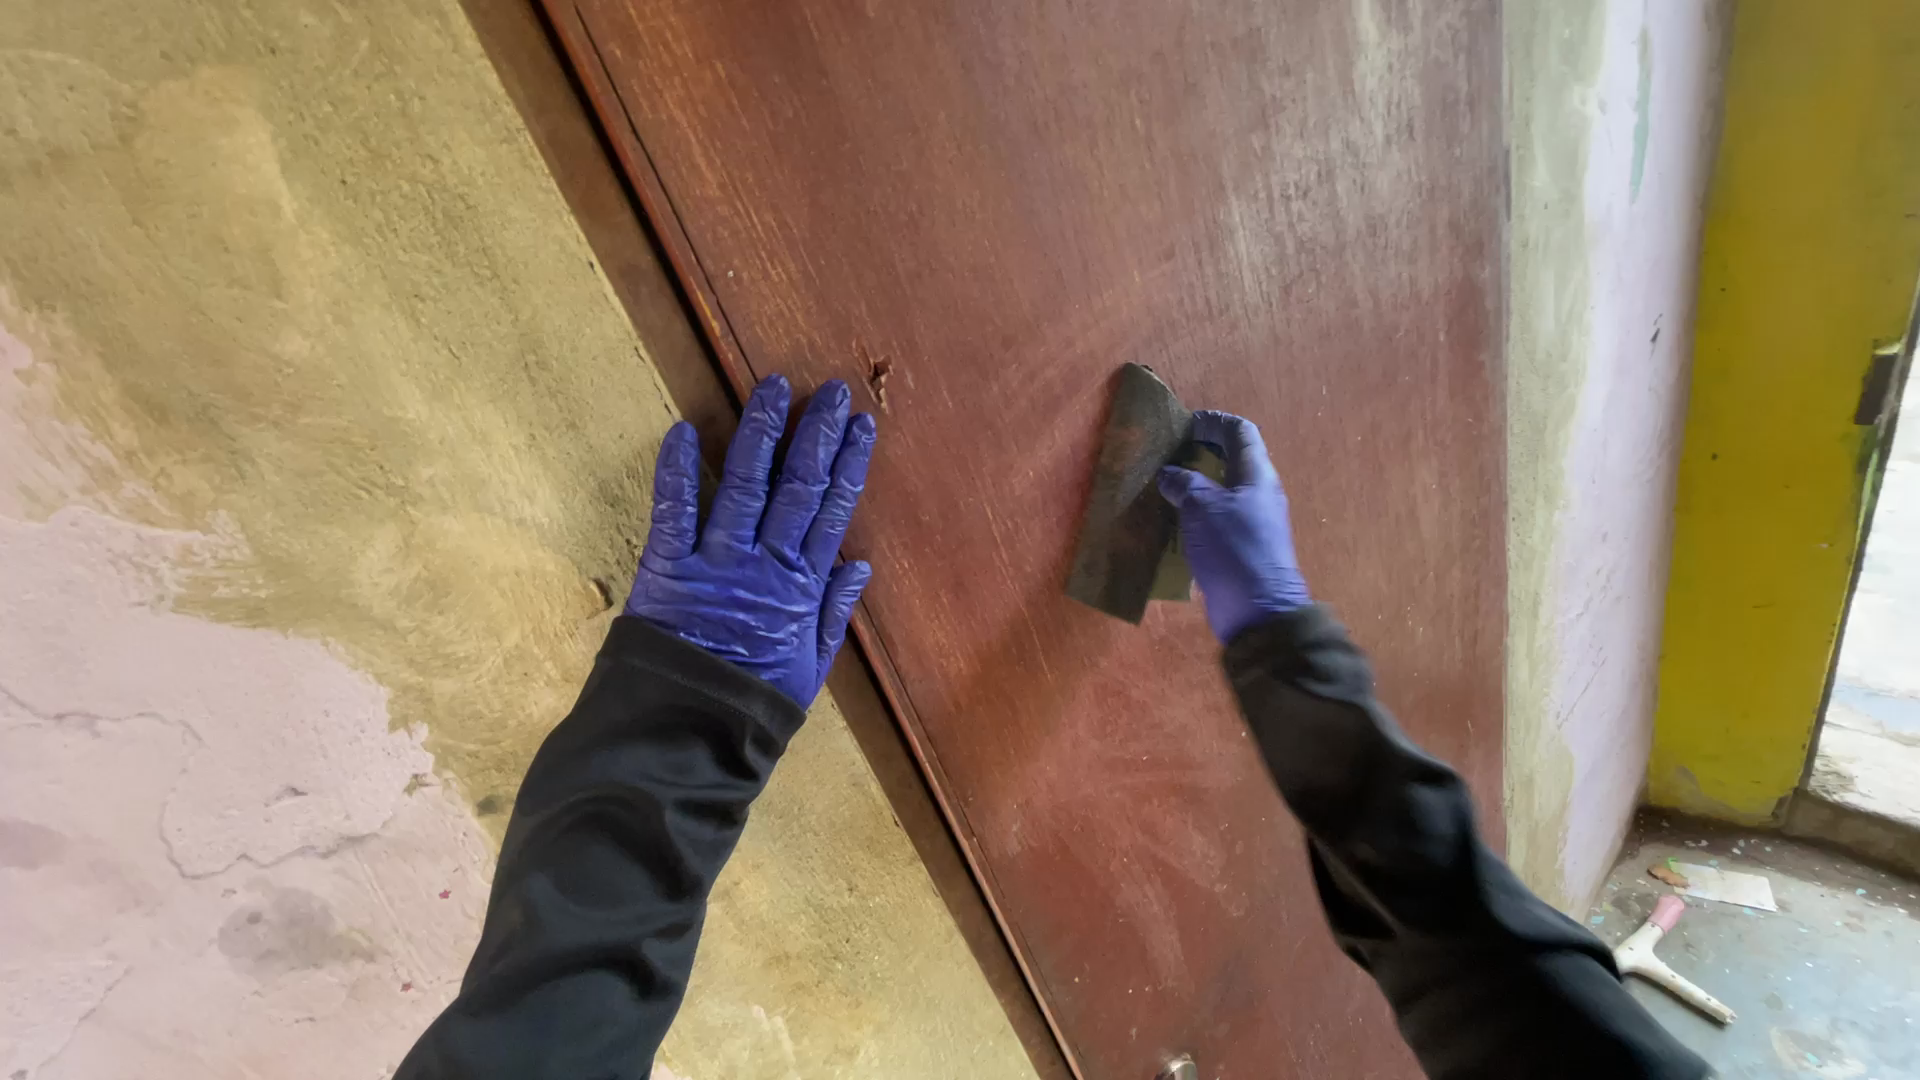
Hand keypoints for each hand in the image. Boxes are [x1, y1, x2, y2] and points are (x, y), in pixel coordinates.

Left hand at [627, 375, 876, 706]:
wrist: (690, 734)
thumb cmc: (754, 700)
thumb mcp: (812, 667)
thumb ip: (835, 614)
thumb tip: (860, 564)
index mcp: (803, 585)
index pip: (832, 511)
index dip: (849, 465)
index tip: (863, 426)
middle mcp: (766, 563)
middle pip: (798, 487)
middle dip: (817, 435)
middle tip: (833, 391)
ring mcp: (718, 561)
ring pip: (746, 485)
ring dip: (761, 433)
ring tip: (774, 388)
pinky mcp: (669, 567)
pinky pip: (675, 511)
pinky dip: (679, 472)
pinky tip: (684, 430)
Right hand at [1157, 410, 1310, 643]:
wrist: (1258, 609)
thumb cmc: (1233, 548)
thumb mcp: (1202, 508)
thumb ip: (1184, 484)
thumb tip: (1169, 474)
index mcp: (1256, 475)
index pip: (1240, 432)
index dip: (1214, 422)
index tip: (1185, 424)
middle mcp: (1258, 494)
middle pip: (1232, 460)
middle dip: (1201, 452)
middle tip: (1168, 454)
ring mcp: (1250, 522)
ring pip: (1221, 491)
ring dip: (1194, 485)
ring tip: (1163, 484)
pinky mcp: (1239, 547)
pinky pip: (1215, 519)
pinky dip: (1194, 513)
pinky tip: (1171, 519)